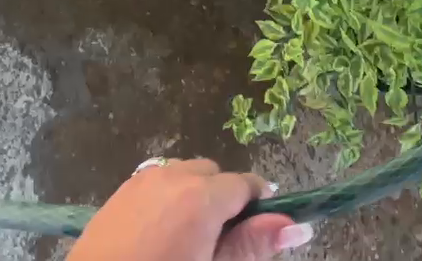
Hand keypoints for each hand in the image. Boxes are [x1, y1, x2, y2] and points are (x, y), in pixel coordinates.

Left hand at [65, 158, 313, 260]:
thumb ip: (253, 246)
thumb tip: (299, 225)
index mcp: (201, 194)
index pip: (247, 184)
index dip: (256, 210)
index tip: (252, 239)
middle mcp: (174, 174)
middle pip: (215, 176)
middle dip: (223, 203)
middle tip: (215, 249)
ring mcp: (144, 179)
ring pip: (186, 175)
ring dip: (195, 199)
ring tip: (186, 245)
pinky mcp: (122, 191)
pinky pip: (160, 182)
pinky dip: (169, 200)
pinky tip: (159, 238)